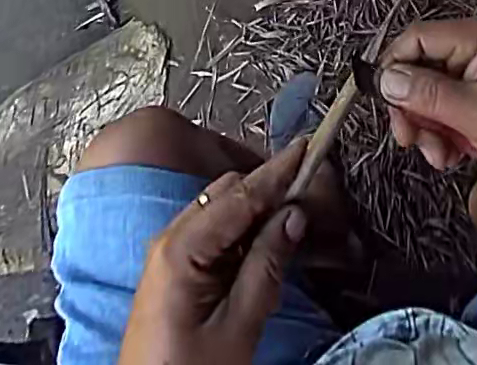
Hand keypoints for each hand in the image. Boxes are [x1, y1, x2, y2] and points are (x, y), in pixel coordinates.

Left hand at [118, 139, 309, 364]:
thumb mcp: (238, 328)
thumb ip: (267, 265)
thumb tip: (295, 214)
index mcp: (183, 248)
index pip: (241, 194)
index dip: (277, 171)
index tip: (308, 147)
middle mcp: (171, 237)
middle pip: (228, 191)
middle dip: (268, 186)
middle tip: (308, 192)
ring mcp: (168, 251)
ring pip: (221, 206)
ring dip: (256, 206)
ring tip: (293, 215)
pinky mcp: (172, 267)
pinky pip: (213, 229)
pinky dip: (241, 226)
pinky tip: (264, 242)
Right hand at [378, 18, 476, 189]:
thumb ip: (429, 94)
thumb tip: (385, 79)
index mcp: (475, 38)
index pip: (416, 38)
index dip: (394, 67)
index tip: (386, 104)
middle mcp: (469, 50)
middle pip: (416, 67)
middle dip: (410, 107)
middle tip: (410, 141)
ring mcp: (471, 76)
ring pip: (423, 93)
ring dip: (424, 127)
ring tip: (439, 155)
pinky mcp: (472, 100)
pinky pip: (438, 111)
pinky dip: (437, 135)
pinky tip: (449, 156)